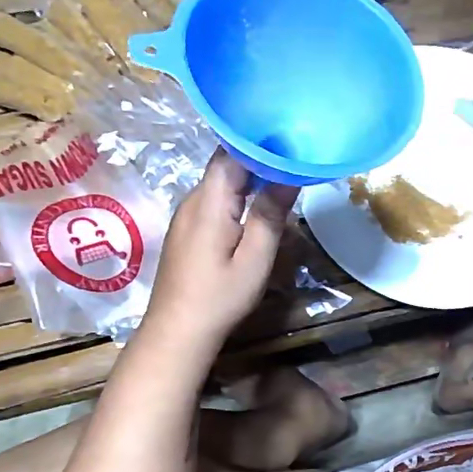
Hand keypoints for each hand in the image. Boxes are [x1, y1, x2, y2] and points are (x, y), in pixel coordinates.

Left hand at [144, 151, 298, 350]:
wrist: (177, 333)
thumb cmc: (219, 297)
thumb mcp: (255, 258)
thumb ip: (270, 214)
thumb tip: (289, 175)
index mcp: (209, 202)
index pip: (232, 154)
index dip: (259, 142)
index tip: (290, 138)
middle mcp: (193, 201)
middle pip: (225, 165)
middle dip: (259, 157)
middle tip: (295, 156)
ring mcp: (186, 216)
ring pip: (220, 183)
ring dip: (250, 178)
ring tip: (284, 177)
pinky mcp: (187, 231)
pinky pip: (215, 200)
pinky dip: (238, 196)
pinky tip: (258, 206)